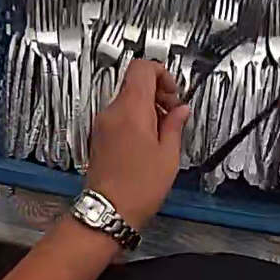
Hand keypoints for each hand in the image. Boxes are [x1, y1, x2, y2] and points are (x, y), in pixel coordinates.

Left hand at [84, 60, 191, 227]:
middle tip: (173, 115)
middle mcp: (112, 112)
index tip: (173, 93)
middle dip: (158, 94)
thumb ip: (175, 126)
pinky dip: (135, 121)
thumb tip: (181, 110)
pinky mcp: (99, 137)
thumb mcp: (168, 155)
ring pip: (127, 100)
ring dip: (147, 109)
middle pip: (135, 84)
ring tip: (162, 134)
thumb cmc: (138, 187)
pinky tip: (148, 143)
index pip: (142, 68)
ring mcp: (102, 124)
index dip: (162, 74)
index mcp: (131, 110)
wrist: (109, 210)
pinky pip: (119, 117)